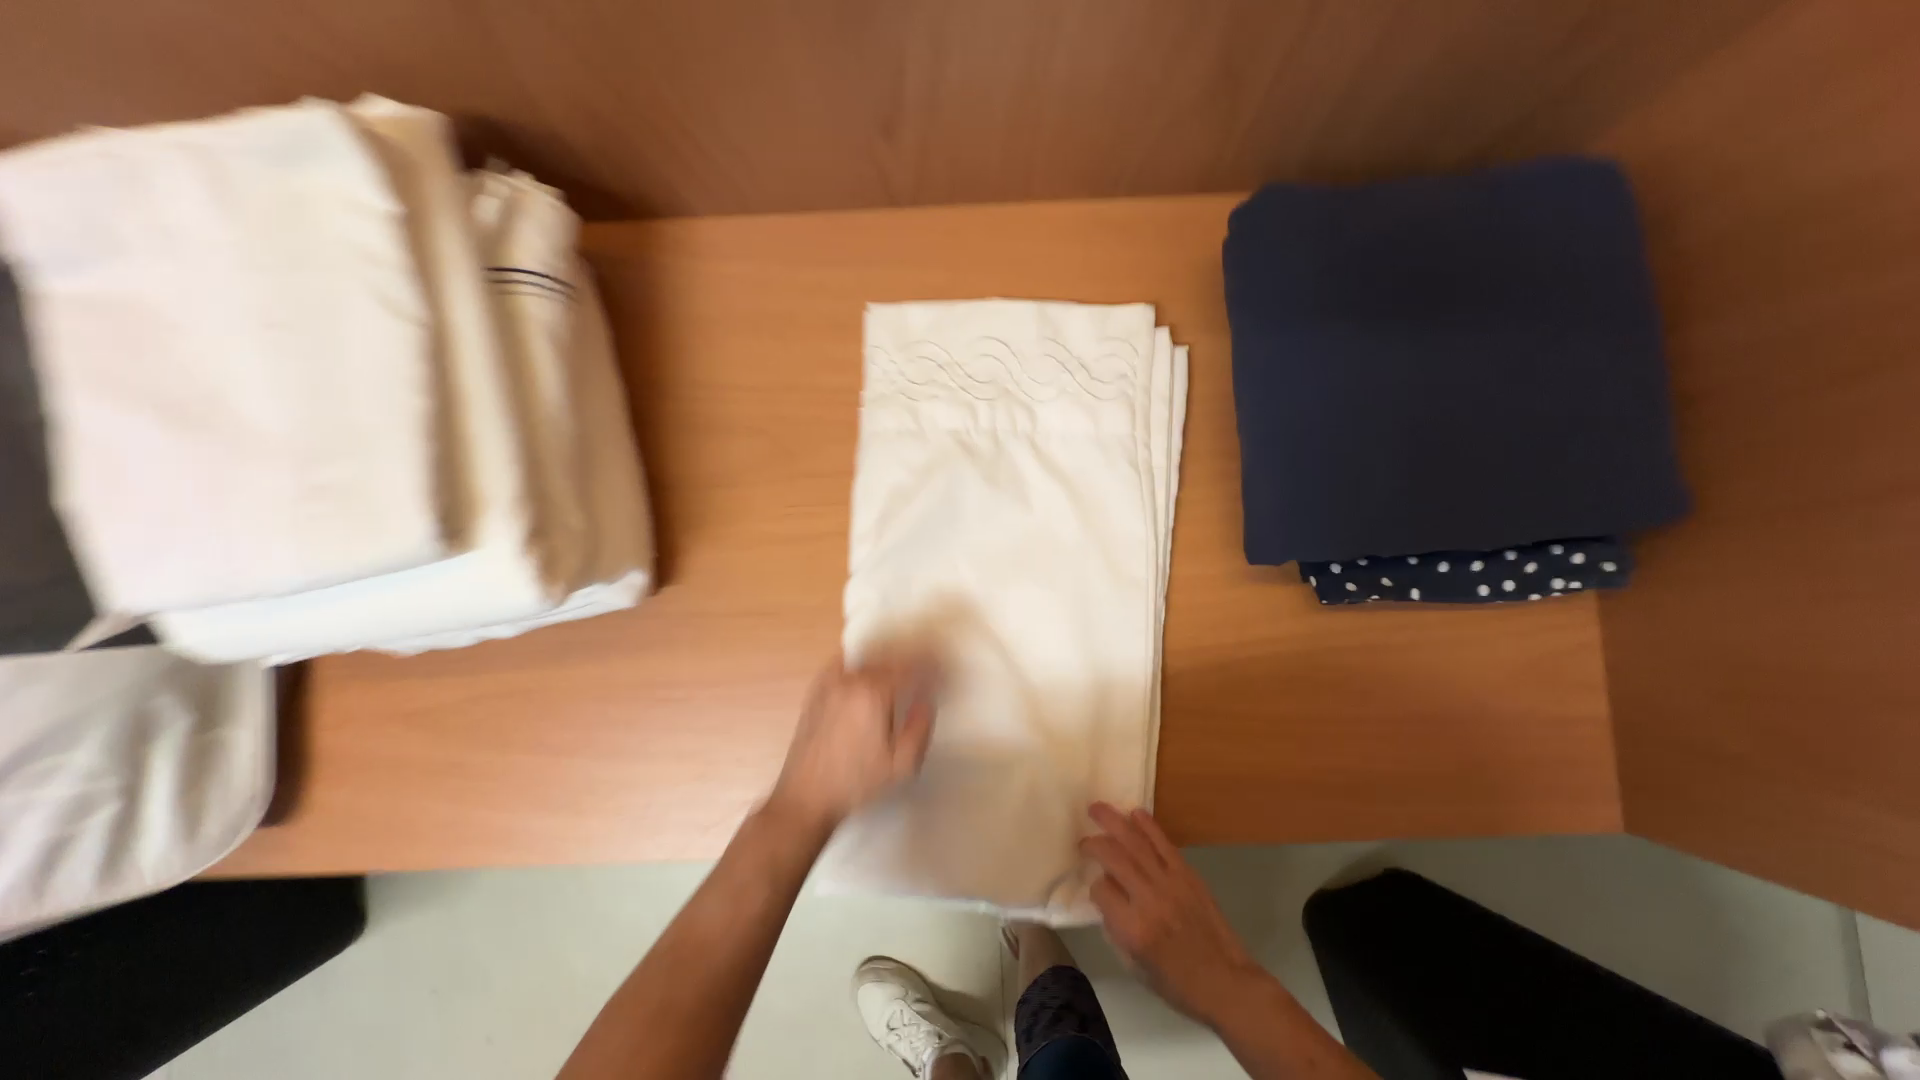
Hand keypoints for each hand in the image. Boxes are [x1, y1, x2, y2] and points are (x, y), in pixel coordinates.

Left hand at [766, 652, 938, 835]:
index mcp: (874, 694)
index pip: (910, 667)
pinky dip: (860, 661)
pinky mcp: (815, 692)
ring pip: (865, 658)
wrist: (805, 797)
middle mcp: (851, 680)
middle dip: (912, 658)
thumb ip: (919, 729)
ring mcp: (829, 683)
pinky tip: (867, 670)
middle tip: (929, 666)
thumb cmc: (856, 783)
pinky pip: (842, 664)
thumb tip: (926, 701)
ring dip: (887, 657)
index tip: (944, 670)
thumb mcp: (901, 766)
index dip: (931, 665)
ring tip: (903, 666)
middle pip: (888, 656)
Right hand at [1081, 802, 1270, 1026]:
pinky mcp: (1188, 876)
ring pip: (1137, 843)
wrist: (1225, 982)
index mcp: (1132, 928)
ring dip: (1114, 821)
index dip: (1094, 887)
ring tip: (1097, 808)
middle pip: (1114, 857)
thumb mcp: (1133, 965)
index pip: (1100, 889)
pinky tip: (1135, 814)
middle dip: (1094, 842)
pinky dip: (1148, 825)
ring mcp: (1170, 883)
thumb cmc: (1176, 983)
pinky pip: (1164, 843)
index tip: (1098, 890)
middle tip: (1082, 838)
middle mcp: (1149, 899)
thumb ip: (1115, 928)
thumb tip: (1106, 897)